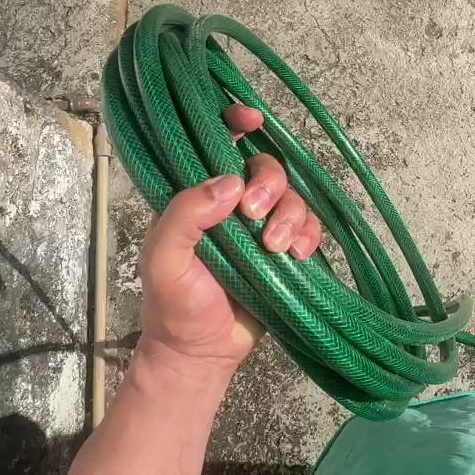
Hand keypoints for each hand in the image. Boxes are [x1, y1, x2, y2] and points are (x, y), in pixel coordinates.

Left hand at [133, 104, 321, 378]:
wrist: (201, 354)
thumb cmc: (174, 306)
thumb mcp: (164, 260)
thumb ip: (185, 216)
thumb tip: (230, 183)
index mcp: (197, 195)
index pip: (216, 143)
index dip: (234, 121)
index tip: (251, 119)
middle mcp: (231, 203)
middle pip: (265, 166)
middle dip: (269, 183)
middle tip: (256, 213)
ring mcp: (260, 225)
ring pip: (292, 195)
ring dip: (291, 214)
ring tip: (277, 248)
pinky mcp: (285, 248)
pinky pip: (309, 226)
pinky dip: (310, 235)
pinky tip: (299, 255)